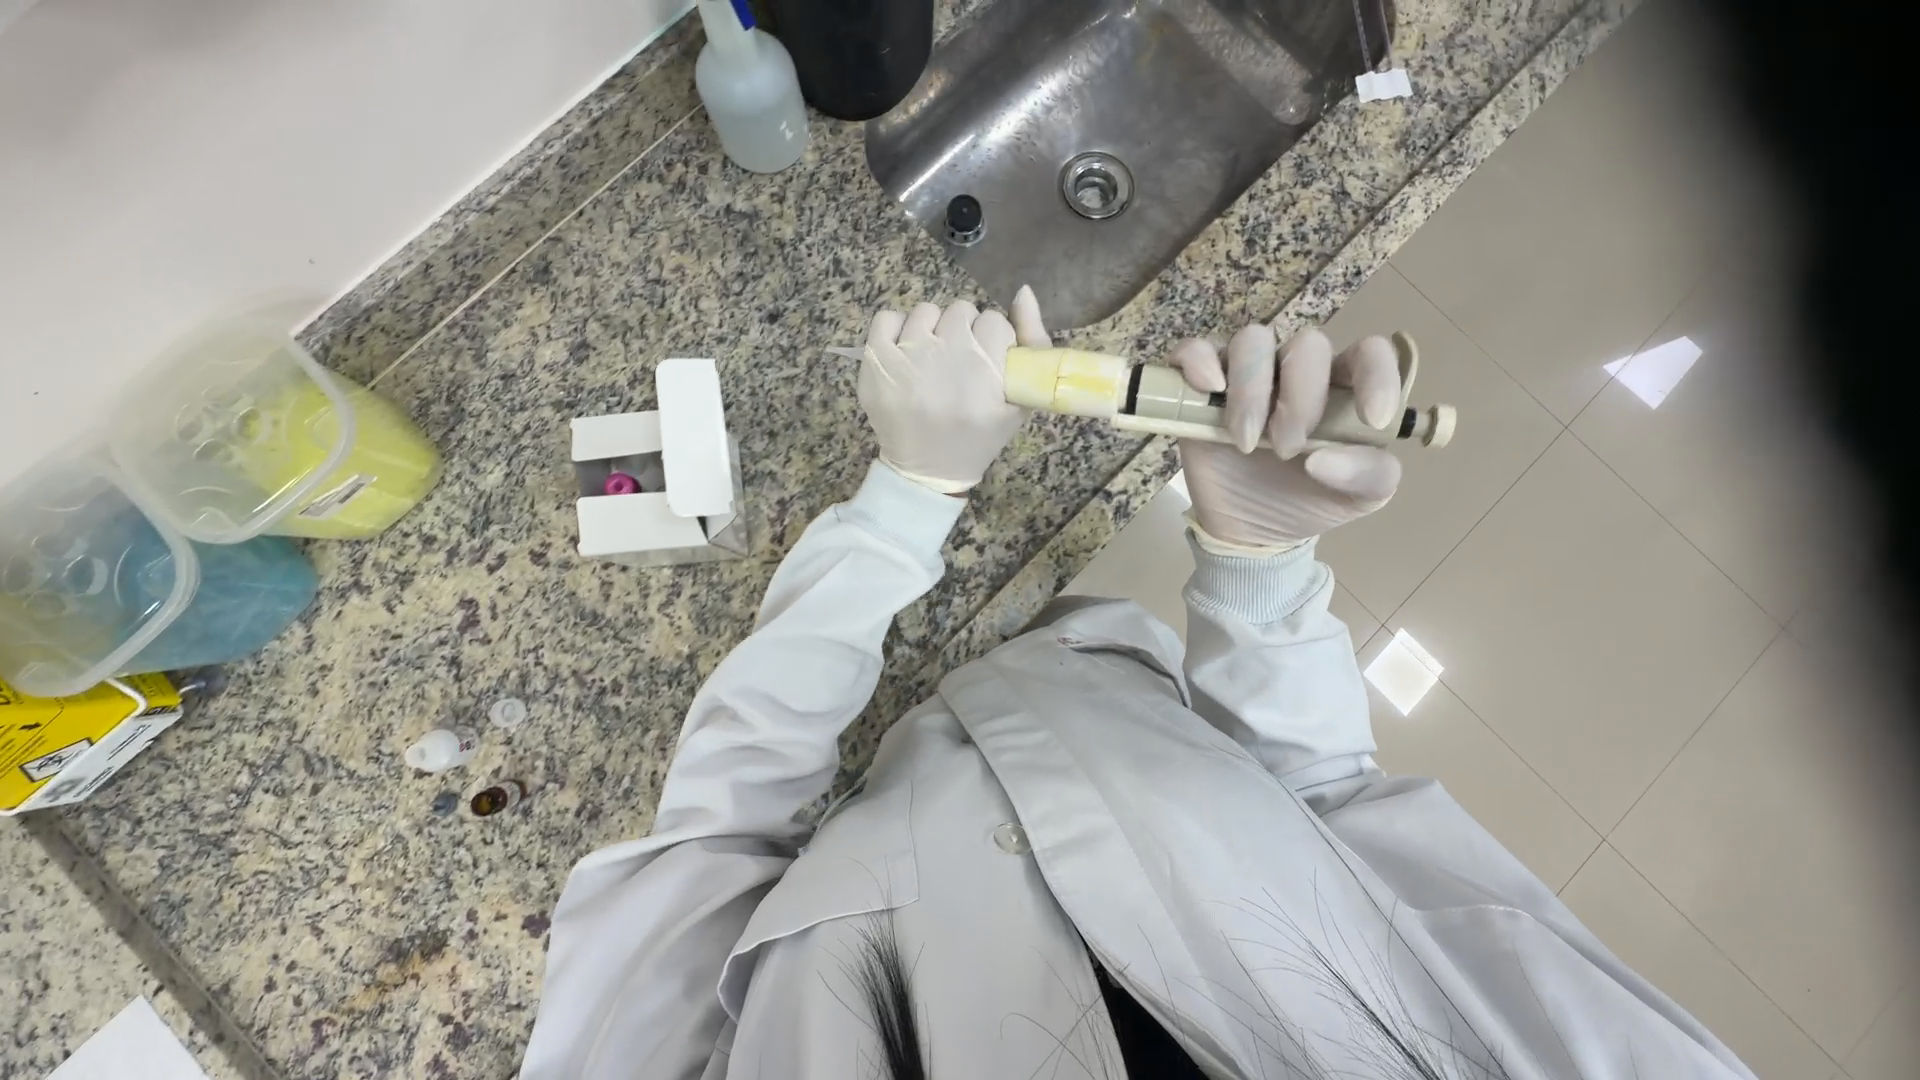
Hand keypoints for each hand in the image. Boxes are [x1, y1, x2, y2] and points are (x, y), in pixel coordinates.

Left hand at [859, 286, 1049, 493]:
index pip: (994, 321)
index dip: (994, 340)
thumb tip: (1023, 291)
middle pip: (961, 311)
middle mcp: (944, 364)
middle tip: (958, 366)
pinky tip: (906, 353)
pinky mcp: (875, 365)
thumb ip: (1033, 343)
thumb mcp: (1020, 402)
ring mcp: (905, 362)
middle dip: (964, 333)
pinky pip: (887, 317)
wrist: (926, 469)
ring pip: (926, 311)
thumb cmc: (979, 436)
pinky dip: (897, 329)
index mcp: (984, 377)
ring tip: (932, 362)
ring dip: (932, 330)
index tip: (988, 363)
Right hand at [1166, 326, 1402, 550]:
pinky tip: (1208, 389)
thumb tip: (1324, 460)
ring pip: (1252, 341)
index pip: (1369, 353)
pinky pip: (1194, 350)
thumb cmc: (1308, 502)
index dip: (1376, 375)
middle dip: (1300, 397)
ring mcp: (1245, 377)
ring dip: (1250, 388)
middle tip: (1287, 449)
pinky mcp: (1199, 390)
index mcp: (1342, 389)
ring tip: (1245, 439)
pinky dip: (1198, 360)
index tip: (1371, 419)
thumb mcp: (1359, 501)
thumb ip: (1368, 476)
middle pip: (1306, 345)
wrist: (1250, 531)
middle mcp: (1295, 374)